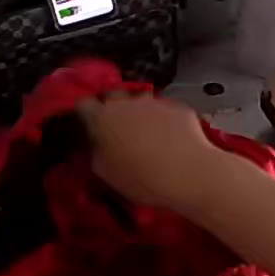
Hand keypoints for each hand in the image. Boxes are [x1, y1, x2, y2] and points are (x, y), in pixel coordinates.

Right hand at [76, 93, 231, 212]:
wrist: (191, 174)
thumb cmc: (142, 179)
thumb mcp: (106, 173)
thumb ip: (96, 151)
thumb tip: (97, 142)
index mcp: (103, 118)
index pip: (83, 104)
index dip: (85, 114)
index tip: (90, 126)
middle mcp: (126, 102)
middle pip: (112, 96)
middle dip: (112, 109)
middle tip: (119, 131)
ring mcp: (154, 101)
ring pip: (140, 101)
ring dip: (139, 113)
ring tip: (148, 135)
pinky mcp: (178, 106)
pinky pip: (164, 109)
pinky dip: (164, 120)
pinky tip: (172, 138)